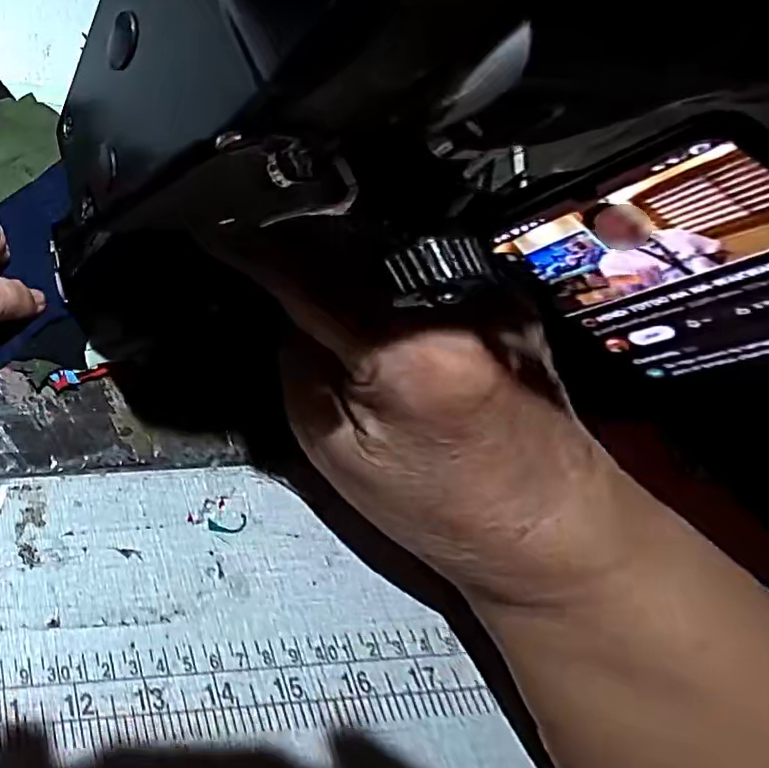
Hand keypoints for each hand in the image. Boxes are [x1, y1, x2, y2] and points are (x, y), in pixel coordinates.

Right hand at [222, 234, 645, 607]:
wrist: (551, 531)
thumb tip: (283, 304)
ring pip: (379, 246)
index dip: (253, 253)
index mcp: (408, 348)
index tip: (217, 235)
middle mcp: (456, 302)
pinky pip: (413, 262)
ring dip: (331, 252)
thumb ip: (296, 361)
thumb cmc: (439, 508)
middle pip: (346, 246)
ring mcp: (487, 291)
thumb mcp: (331, 447)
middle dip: (291, 244)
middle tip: (253, 254)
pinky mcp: (500, 295)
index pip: (306, 277)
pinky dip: (371, 267)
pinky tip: (354, 289)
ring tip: (298, 269)